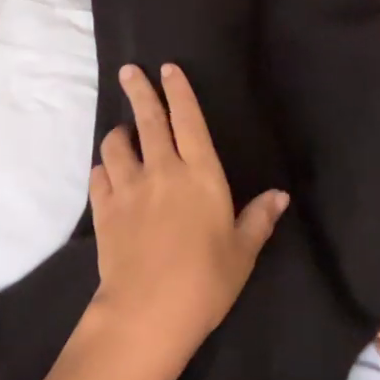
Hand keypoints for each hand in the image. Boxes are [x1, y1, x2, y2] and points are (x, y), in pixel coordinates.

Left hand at [90, 64, 288, 350]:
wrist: (148, 311)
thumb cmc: (206, 281)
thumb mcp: (242, 252)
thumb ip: (259, 219)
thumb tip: (280, 195)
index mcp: (200, 174)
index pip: (188, 120)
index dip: (178, 91)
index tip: (167, 68)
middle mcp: (162, 170)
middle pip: (148, 120)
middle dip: (139, 91)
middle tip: (129, 71)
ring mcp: (128, 187)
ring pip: (116, 145)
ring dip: (118, 134)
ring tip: (122, 133)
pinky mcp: (104, 209)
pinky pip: (99, 176)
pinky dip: (103, 169)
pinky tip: (106, 173)